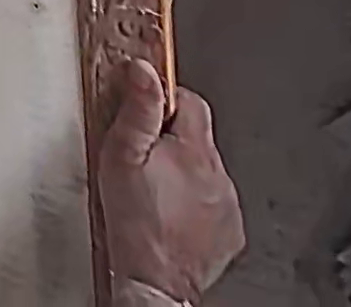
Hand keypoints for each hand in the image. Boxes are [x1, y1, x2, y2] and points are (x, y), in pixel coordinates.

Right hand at [98, 59, 243, 303]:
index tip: (144, 105)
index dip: (163, 98)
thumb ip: (137, 108)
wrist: (154, 280)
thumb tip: (145, 70)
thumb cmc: (134, 217)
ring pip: (203, 166)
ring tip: (152, 181)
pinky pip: (211, 196)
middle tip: (140, 151)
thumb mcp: (122, 152)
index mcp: (195, 152)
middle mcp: (220, 177)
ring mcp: (228, 206)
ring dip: (180, 166)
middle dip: (168, 135)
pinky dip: (191, 195)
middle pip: (196, 134)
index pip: (190, 100)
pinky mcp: (229, 230)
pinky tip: (167, 204)